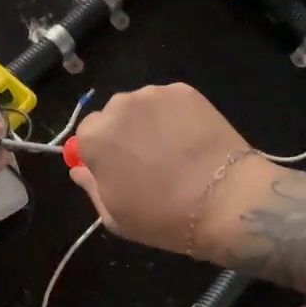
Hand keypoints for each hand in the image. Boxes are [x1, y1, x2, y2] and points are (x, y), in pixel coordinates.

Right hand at [69, 83, 277, 258]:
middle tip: (147, 162)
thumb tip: (80, 170)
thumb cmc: (163, 216)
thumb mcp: (114, 216)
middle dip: (123, 134)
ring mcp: (154, 94)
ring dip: (148, 123)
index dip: (100, 155)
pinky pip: (169, 102)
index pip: (85, 136)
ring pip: (141, 107)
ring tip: (172, 151)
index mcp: (94, 137)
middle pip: (112, 116)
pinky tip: (190, 140)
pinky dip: (174, 117)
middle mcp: (119, 106)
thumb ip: (91, 187)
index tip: (118, 172)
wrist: (225, 200)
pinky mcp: (186, 91)